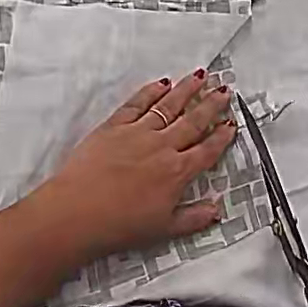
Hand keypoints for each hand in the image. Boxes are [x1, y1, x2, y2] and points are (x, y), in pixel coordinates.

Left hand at [28, 71, 238, 261]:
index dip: (221, 137)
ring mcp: (137, 133)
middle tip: (224, 91)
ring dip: (187, 90)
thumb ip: (194, 218)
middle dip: (211, 105)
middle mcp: (161, 148)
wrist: (76, 214)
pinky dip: (151, 92)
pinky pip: (137, 103)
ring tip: (200, 77)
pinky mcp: (113, 127)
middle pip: (193, 121)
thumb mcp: (164, 229)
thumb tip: (215, 211)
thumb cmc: (117, 225)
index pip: (207, 150)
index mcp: (176, 172)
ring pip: (169, 106)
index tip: (231, 125)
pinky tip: (161, 84)